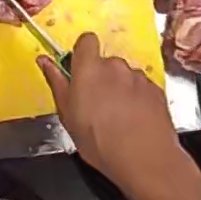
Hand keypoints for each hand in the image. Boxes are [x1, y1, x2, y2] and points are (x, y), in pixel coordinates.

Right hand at [38, 32, 196, 193]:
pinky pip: (140, 87)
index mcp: (89, 69)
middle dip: (99, 77)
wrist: (144, 158)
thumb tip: (44, 60)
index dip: (82, 52)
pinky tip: (132, 120)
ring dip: (118, 88)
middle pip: (105, 62)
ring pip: (123, 76)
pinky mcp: (156, 90)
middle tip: (94, 104)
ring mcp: (139, 78)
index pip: (86, 40)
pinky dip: (135, 98)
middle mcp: (116, 67)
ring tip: (116, 116)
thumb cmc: (97, 140)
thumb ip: (57, 82)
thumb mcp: (67, 114)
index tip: (78, 71)